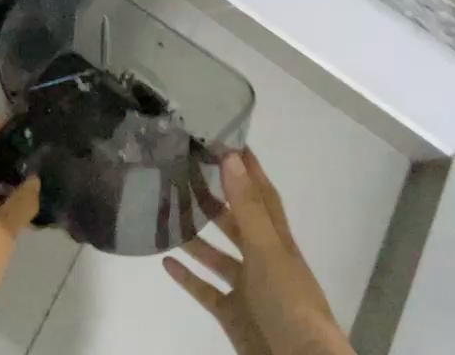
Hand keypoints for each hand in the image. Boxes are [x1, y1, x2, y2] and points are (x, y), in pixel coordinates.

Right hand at [162, 149, 353, 354]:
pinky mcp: (233, 314)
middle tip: (181, 173)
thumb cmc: (290, 305)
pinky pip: (206, 290)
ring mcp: (248, 290)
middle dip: (213, 198)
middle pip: (236, 223)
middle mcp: (263, 262)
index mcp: (277, 243)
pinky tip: (165, 261)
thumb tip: (231, 155)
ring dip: (194, 237)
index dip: (249, 170)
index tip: (227, 139)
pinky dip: (187, 276)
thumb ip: (246, 207)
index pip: (262, 197)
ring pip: (217, 255)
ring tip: (163, 213)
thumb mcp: (268, 252)